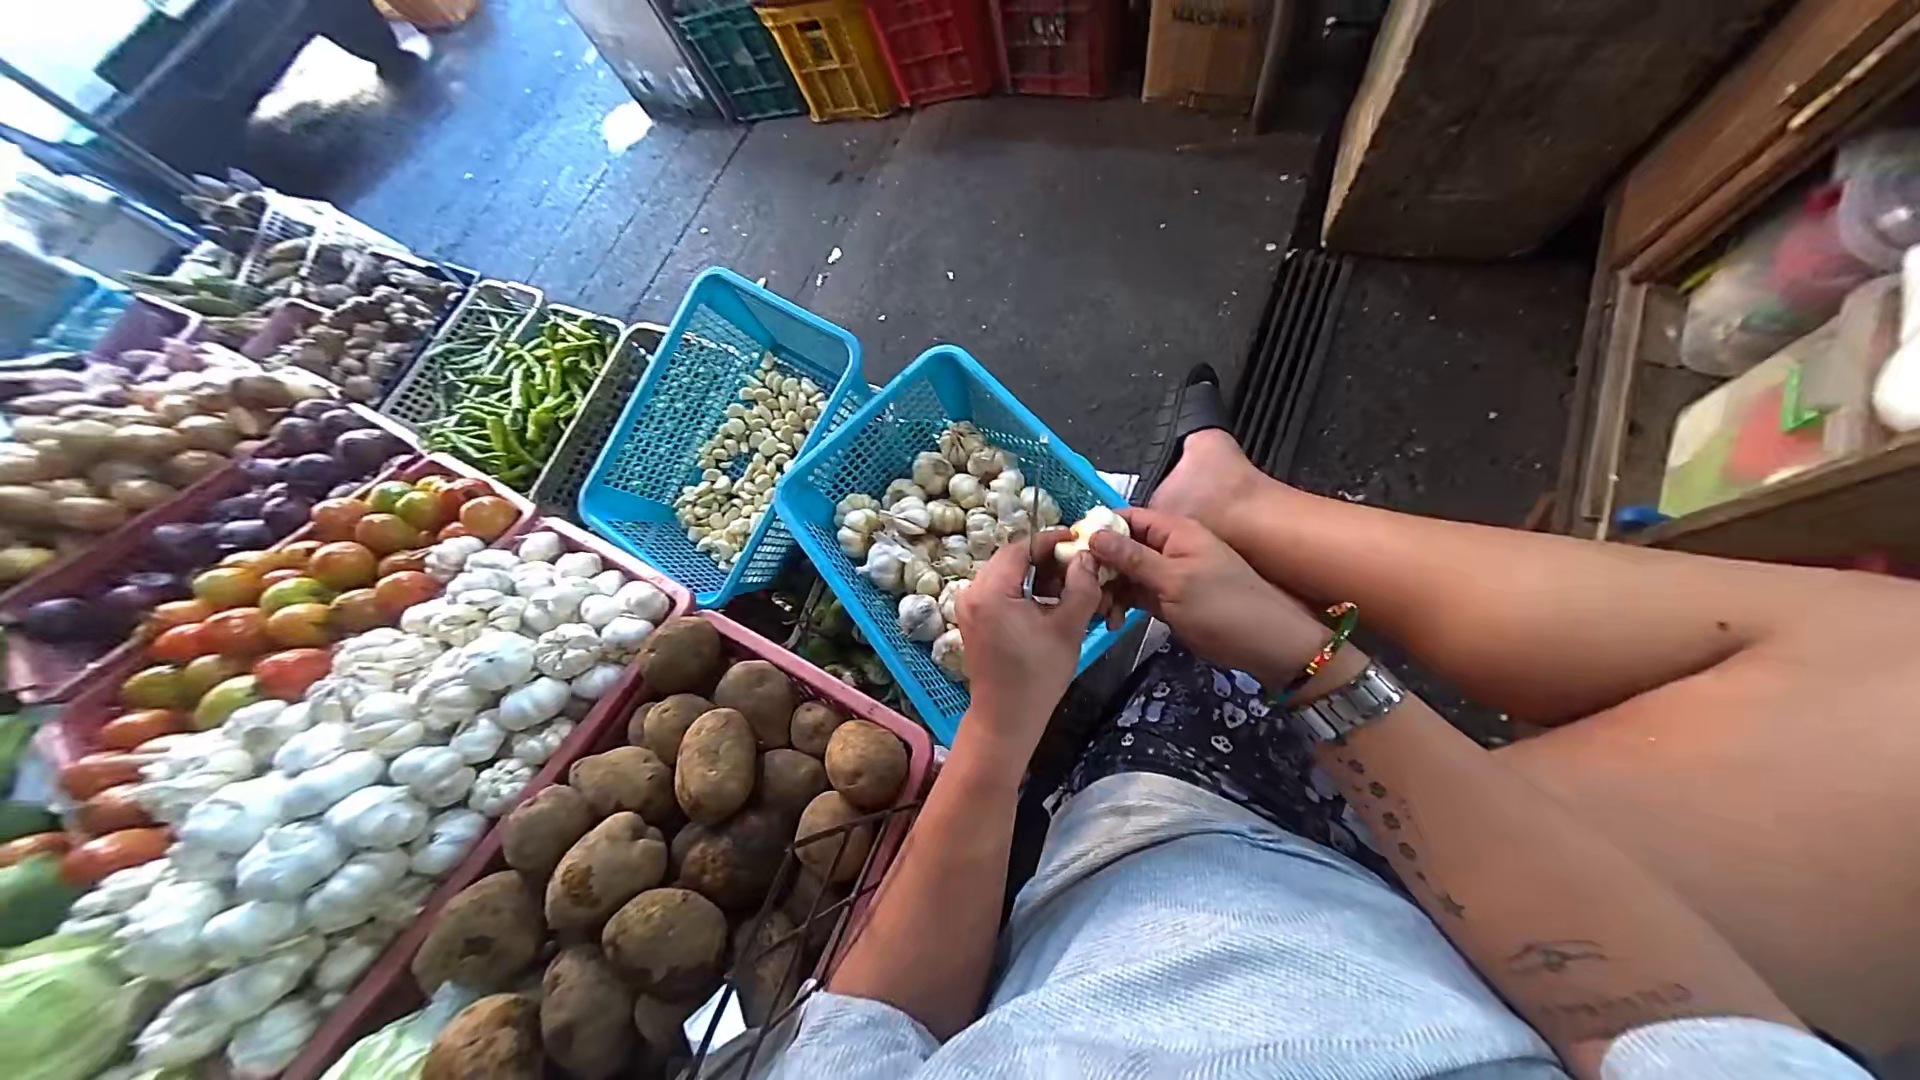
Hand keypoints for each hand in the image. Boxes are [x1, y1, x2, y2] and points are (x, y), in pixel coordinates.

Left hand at [953, 529, 1103, 762]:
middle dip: (1046, 560)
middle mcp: (972, 592)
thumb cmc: (1037, 675)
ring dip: (1037, 577)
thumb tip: (1087, 556)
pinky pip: (1000, 592)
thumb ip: (1081, 586)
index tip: (1078, 541)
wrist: (1006, 718)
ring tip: (1068, 590)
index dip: (1051, 540)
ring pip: (1007, 575)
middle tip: (1077, 569)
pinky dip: (1024, 592)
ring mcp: (969, 606)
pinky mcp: (973, 619)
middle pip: (1012, 559)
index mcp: (990, 591)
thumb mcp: (1067, 627)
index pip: (1021, 547)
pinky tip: (1048, 606)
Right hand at [1089, 507, 1331, 685]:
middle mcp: (1167, 547)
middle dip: (1098, 565)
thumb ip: (1132, 557)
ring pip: (1124, 573)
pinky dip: (1120, 605)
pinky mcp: (1166, 599)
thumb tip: (1094, 534)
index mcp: (1175, 530)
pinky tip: (1111, 621)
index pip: (1127, 517)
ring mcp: (1166, 574)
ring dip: (1107, 590)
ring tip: (1098, 612)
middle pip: (1121, 546)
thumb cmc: (1224, 606)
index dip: (1099, 529)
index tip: (1071, 550)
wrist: (1267, 645)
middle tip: (1079, 589)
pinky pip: (1134, 594)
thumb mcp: (1174, 580)